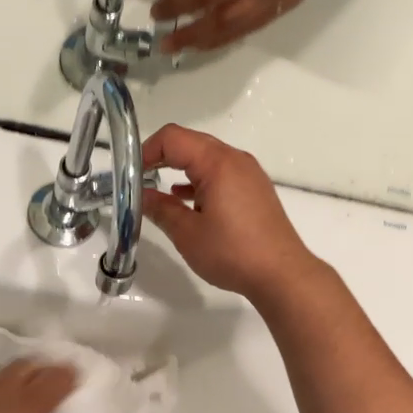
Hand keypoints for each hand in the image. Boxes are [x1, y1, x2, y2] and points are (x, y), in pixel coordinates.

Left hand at [0, 361, 88, 412]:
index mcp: (28, 409)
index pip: (55, 378)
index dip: (69, 375)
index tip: (76, 379)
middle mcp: (3, 393)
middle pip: (28, 365)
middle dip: (43, 368)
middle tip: (51, 382)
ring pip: (1, 374)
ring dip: (16, 377)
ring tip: (21, 394)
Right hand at [141, 124, 324, 301]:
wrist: (280, 273)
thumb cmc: (231, 252)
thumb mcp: (187, 233)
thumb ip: (161, 210)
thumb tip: (141, 197)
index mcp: (217, 162)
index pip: (173, 138)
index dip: (147, 150)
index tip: (131, 174)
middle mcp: (235, 159)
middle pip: (191, 144)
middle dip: (162, 158)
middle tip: (141, 182)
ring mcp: (249, 174)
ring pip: (207, 159)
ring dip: (182, 170)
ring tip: (161, 195)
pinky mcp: (255, 190)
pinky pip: (222, 174)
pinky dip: (201, 182)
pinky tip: (188, 202)